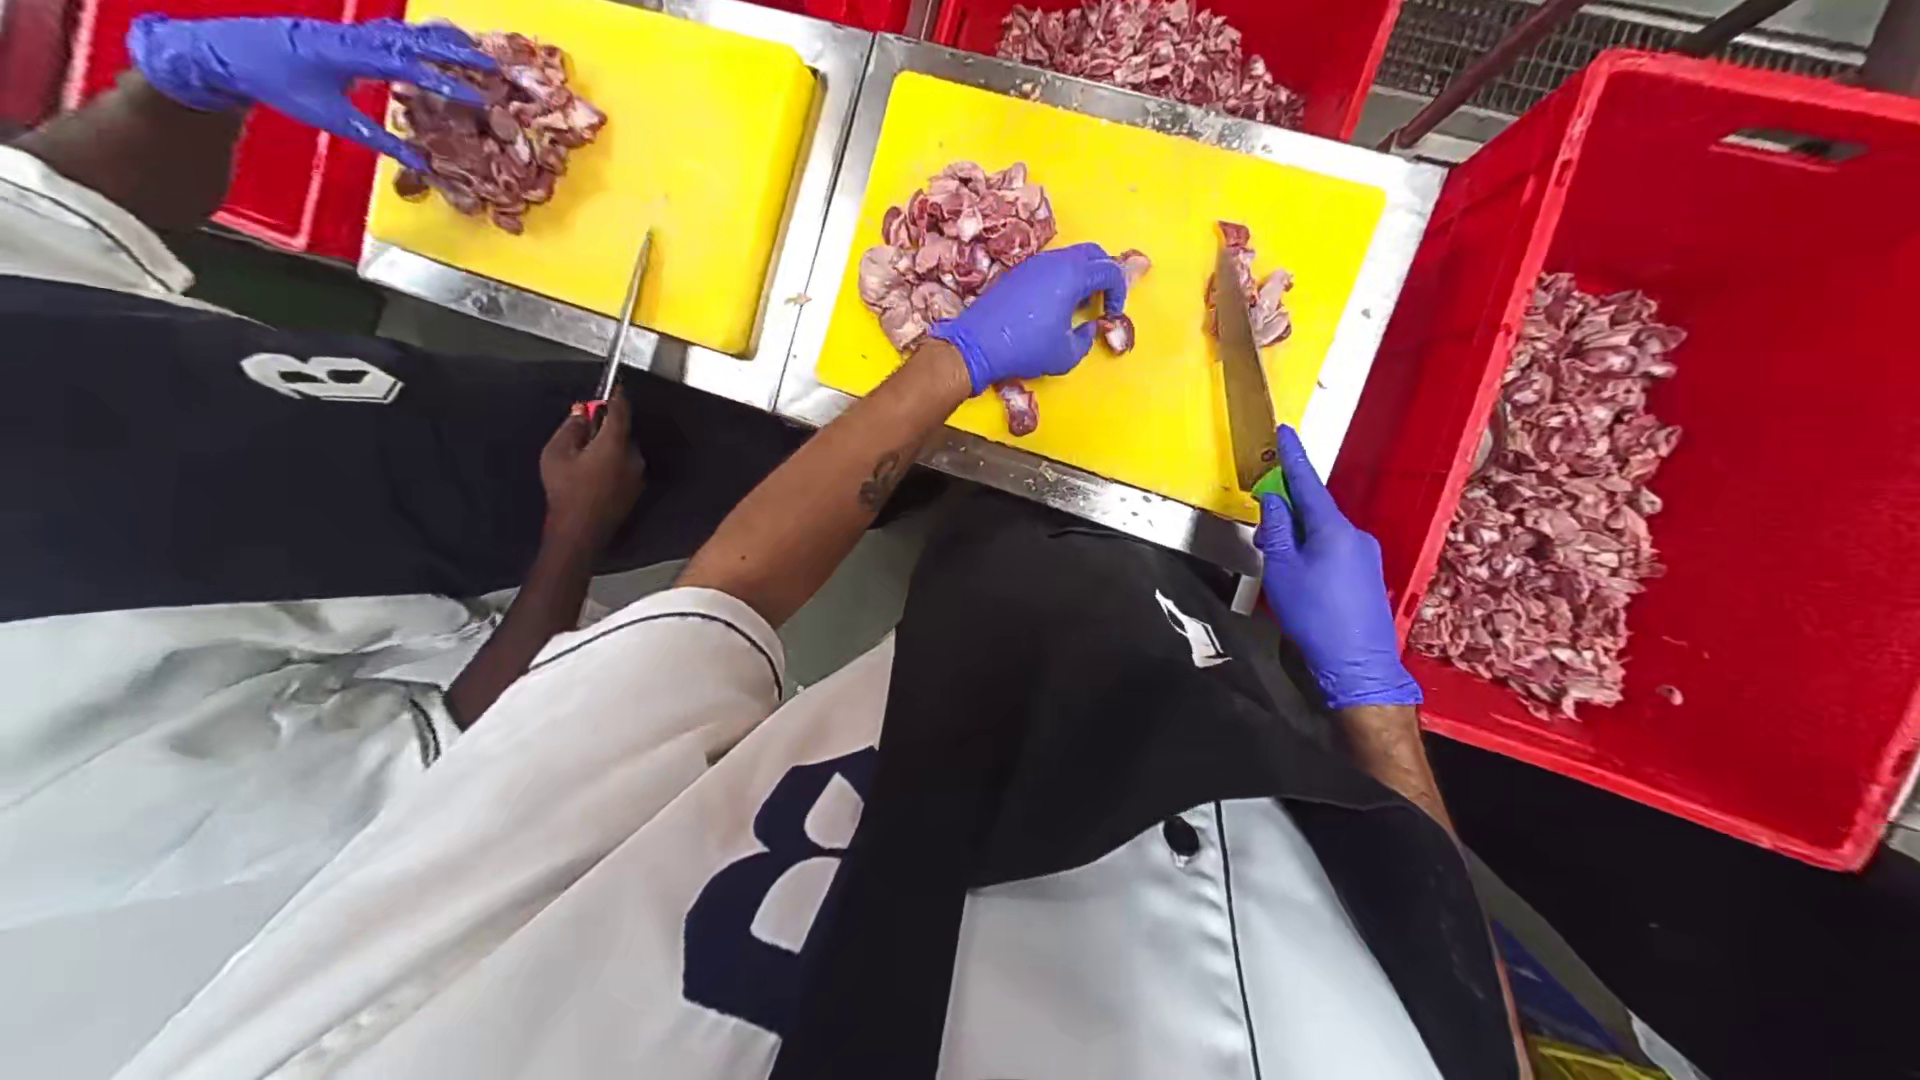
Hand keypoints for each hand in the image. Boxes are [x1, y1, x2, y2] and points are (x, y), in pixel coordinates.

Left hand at [127, 16, 496, 170]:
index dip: (444, 83)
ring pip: (403, 30)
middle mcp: (351, 37)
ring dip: (440, 39)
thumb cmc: (276, 86)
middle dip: (453, 52)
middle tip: (490, 63)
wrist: (225, 52)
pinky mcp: (347, 34)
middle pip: (411, 40)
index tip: (478, 97)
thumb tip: (424, 165)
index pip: (406, 67)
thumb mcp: (332, 119)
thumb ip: (381, 140)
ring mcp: (349, 32)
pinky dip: (419, 36)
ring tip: (475, 47)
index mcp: (347, 56)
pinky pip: (390, 32)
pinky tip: (437, 42)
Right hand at [540, 394, 646, 550]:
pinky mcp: (636, 487)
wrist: (582, 530)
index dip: (616, 396)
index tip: (614, 386)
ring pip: (623, 448)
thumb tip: (582, 411)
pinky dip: (613, 460)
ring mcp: (638, 473)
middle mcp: (633, 456)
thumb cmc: (566, 490)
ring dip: (608, 445)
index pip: (621, 410)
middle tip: (583, 428)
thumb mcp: (557, 452)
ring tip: (583, 457)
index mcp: (615, 443)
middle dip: (605, 426)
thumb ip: (572, 427)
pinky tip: (593, 472)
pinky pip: (625, 464)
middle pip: (622, 430)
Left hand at [928, 243, 1128, 395]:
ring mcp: (1033, 263)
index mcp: (1072, 275)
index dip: (1119, 294)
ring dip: (1080, 276)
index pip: (1111, 271)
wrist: (977, 345)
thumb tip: (1089, 327)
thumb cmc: (1025, 349)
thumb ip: (1087, 338)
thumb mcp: (1066, 355)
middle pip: (1092, 253)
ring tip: (1076, 306)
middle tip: (1101, 301)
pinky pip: (1048, 267)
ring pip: (1068, 258)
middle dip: (1104, 275)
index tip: (1111, 315)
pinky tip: (1052, 306)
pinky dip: (1060, 279)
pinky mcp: (1016, 272)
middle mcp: (1054, 261)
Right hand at [1254, 425, 1421, 709]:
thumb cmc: (1314, 614)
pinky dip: (1309, 553)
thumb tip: (1274, 500)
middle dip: (1284, 516)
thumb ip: (1277, 530)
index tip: (1285, 432)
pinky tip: (1297, 578)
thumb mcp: (1282, 569)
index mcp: (1334, 529)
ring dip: (1295, 539)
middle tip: (1262, 538)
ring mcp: (1365, 555)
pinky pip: (1332, 550)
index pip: (1308, 483)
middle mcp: (1355, 535)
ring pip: (1321, 533)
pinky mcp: (1366, 574)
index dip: (1293, 457)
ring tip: (1277, 567)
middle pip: (1313, 511)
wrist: (1357, 663)